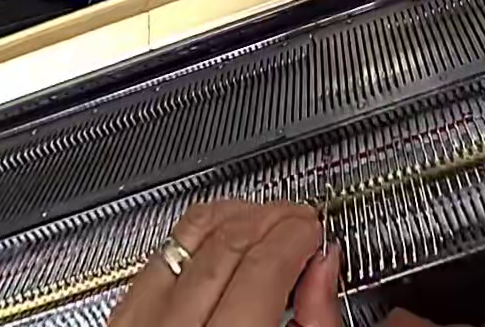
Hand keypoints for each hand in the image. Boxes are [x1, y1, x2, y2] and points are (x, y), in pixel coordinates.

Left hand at [108, 200, 340, 326]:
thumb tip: (325, 264)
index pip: (264, 267)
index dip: (300, 235)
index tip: (317, 232)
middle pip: (230, 244)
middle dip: (276, 219)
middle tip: (302, 224)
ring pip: (191, 237)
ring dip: (239, 217)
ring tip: (267, 223)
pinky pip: (159, 258)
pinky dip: (198, 234)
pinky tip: (222, 237)